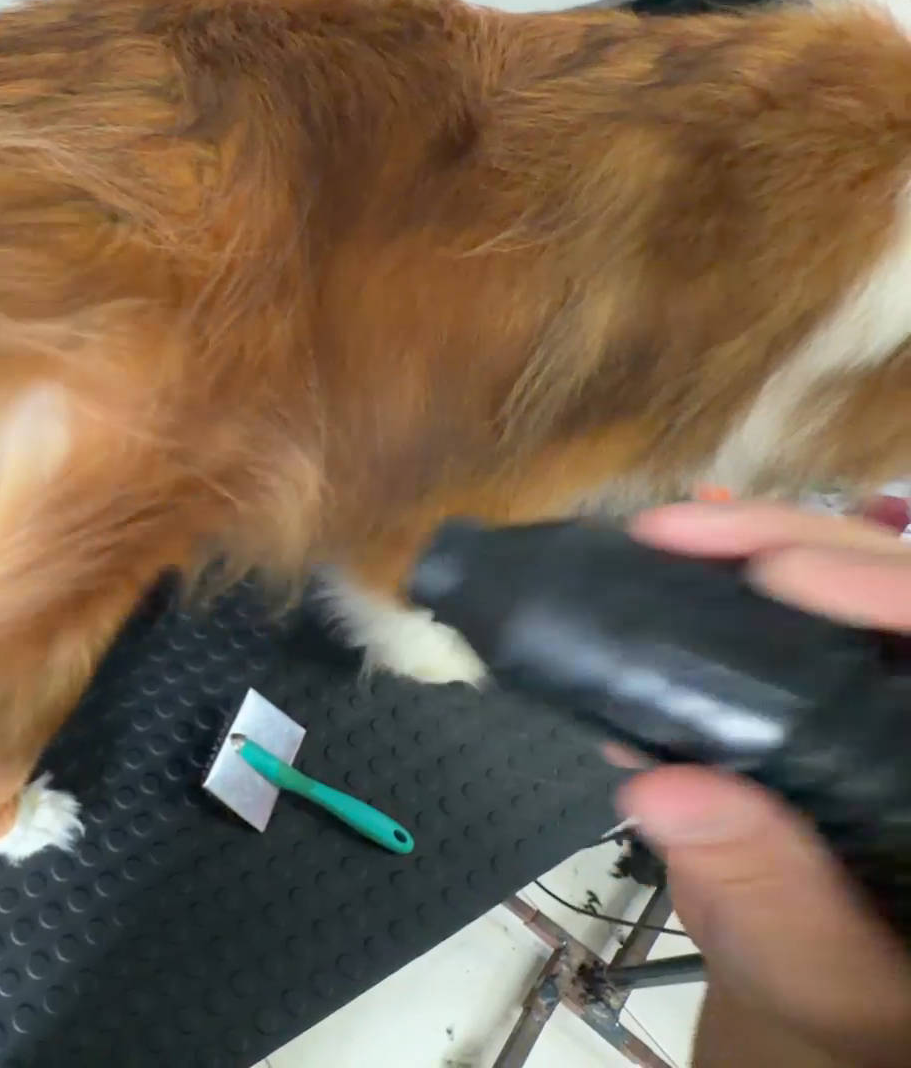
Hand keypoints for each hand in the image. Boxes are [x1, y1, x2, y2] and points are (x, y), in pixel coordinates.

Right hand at [627, 501, 910, 1065]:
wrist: (843, 1013)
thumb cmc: (859, 1017)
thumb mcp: (826, 984)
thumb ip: (771, 898)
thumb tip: (660, 786)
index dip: (895, 596)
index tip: (780, 572)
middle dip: (820, 548)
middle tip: (685, 531)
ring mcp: (895, 713)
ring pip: (875, 599)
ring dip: (778, 544)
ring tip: (672, 529)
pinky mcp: (847, 706)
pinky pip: (808, 624)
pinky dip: (746, 574)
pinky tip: (686, 550)